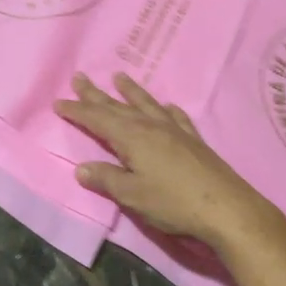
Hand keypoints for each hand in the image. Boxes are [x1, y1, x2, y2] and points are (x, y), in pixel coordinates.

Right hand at [56, 73, 285, 248]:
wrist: (227, 209)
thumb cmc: (173, 203)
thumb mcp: (132, 195)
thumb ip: (106, 179)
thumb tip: (81, 168)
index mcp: (131, 137)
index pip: (96, 119)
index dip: (77, 111)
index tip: (58, 102)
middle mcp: (150, 126)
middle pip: (117, 106)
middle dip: (95, 94)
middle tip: (79, 77)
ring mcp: (174, 130)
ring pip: (146, 104)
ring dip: (130, 91)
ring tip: (118, 76)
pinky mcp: (194, 140)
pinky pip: (175, 117)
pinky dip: (166, 109)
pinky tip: (166, 107)